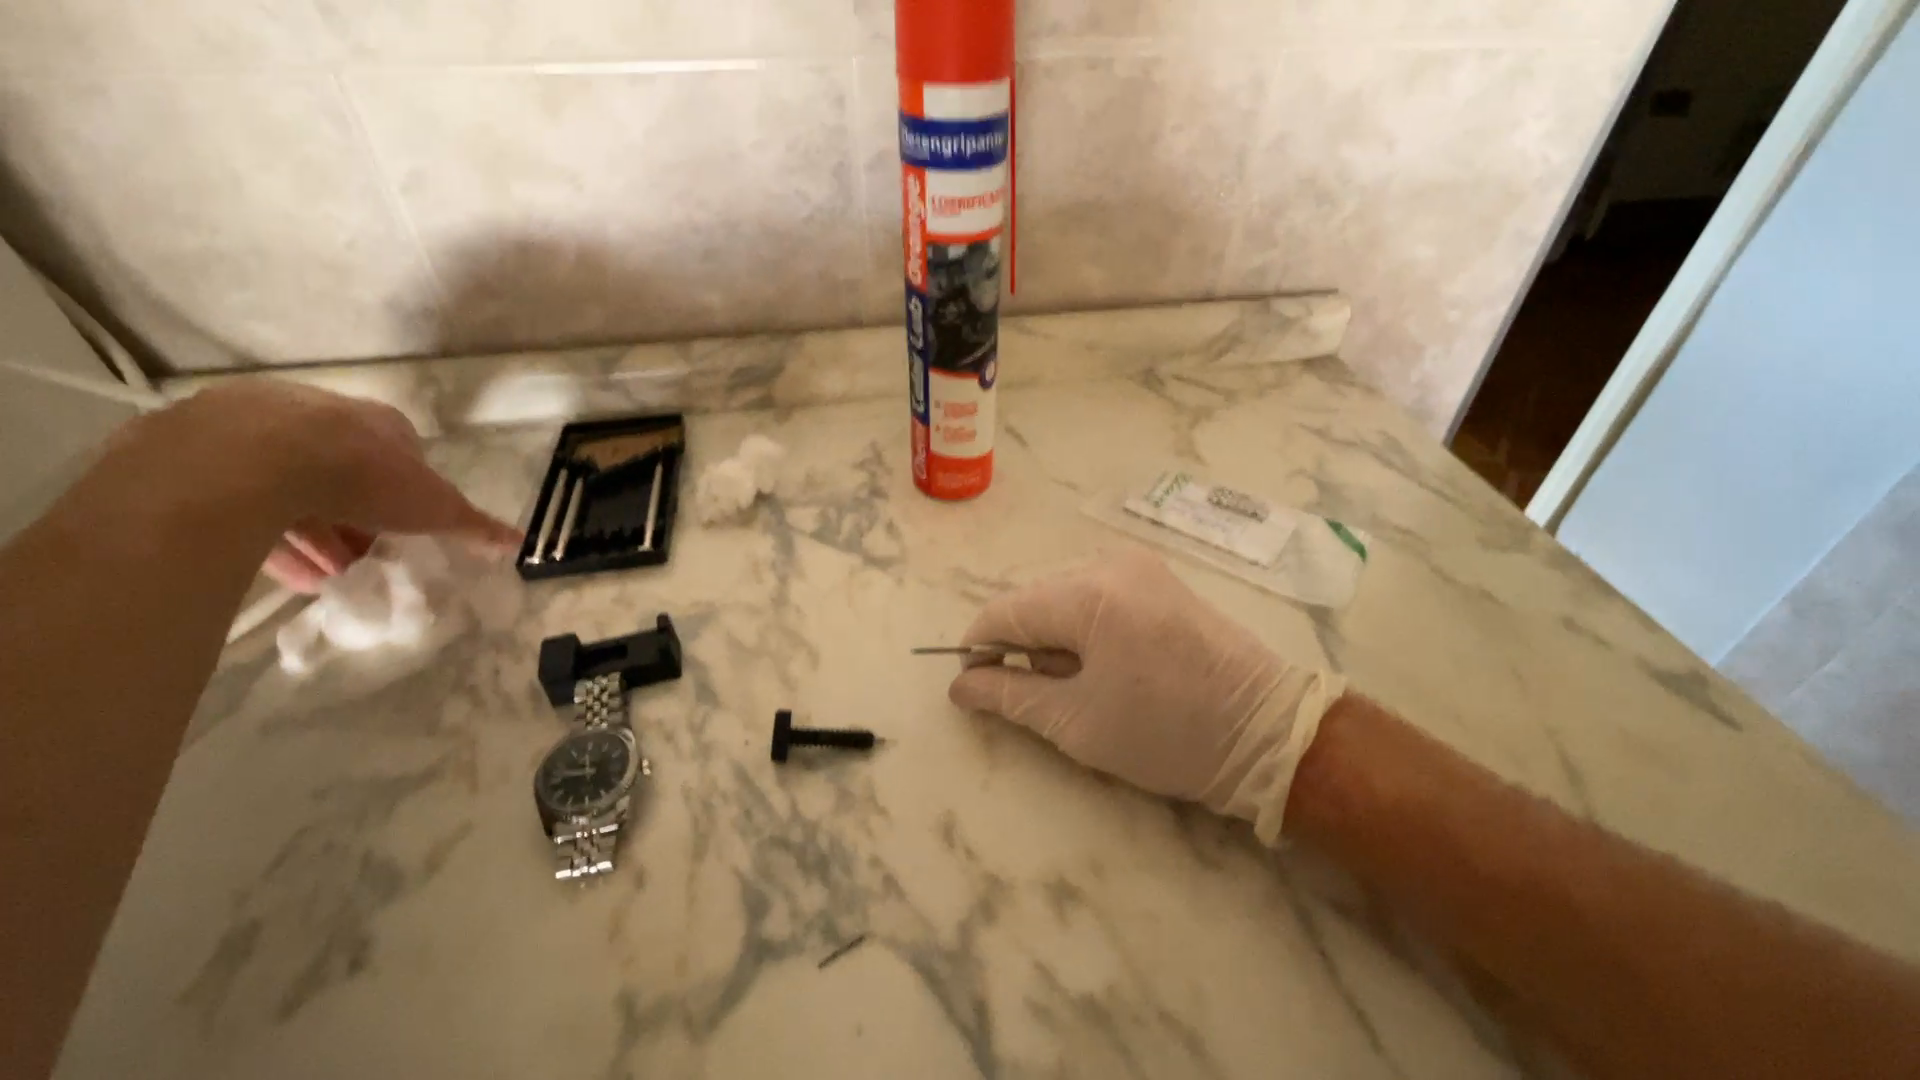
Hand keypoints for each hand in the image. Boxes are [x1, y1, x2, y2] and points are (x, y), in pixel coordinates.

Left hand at [144, 382, 519, 591]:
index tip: (404, 531)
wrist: (252, 458)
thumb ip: (472, 525)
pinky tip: (285, 573)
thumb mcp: (433, 506)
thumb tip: (519, 541)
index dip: (405, 495)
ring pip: (290, 487)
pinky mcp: (203, 452)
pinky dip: (269, 537)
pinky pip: (242, 500)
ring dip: (314, 533)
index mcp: (376, 423)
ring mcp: (256, 429)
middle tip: (364, 558)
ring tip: (327, 578)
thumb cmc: (361, 474)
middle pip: (342, 472)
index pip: (400, 454)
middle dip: (355, 518)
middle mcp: (318, 416)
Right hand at [948, 550, 1345, 842]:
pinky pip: (1098, 597)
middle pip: (1033, 600)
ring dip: (1055, 640)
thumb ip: (1008, 695)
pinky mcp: (1161, 581)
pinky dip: (1086, 631)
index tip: (975, 688)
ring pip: (1064, 598)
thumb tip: (960, 684)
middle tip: (1047, 700)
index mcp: (1088, 594)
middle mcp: (1110, 564)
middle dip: (1023, 647)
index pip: (1004, 611)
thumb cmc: (1167, 734)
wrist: (1269, 735)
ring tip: (1085, 688)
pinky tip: (1110, 668)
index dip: (979, 650)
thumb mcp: (1076, 722)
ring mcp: (1140, 567)